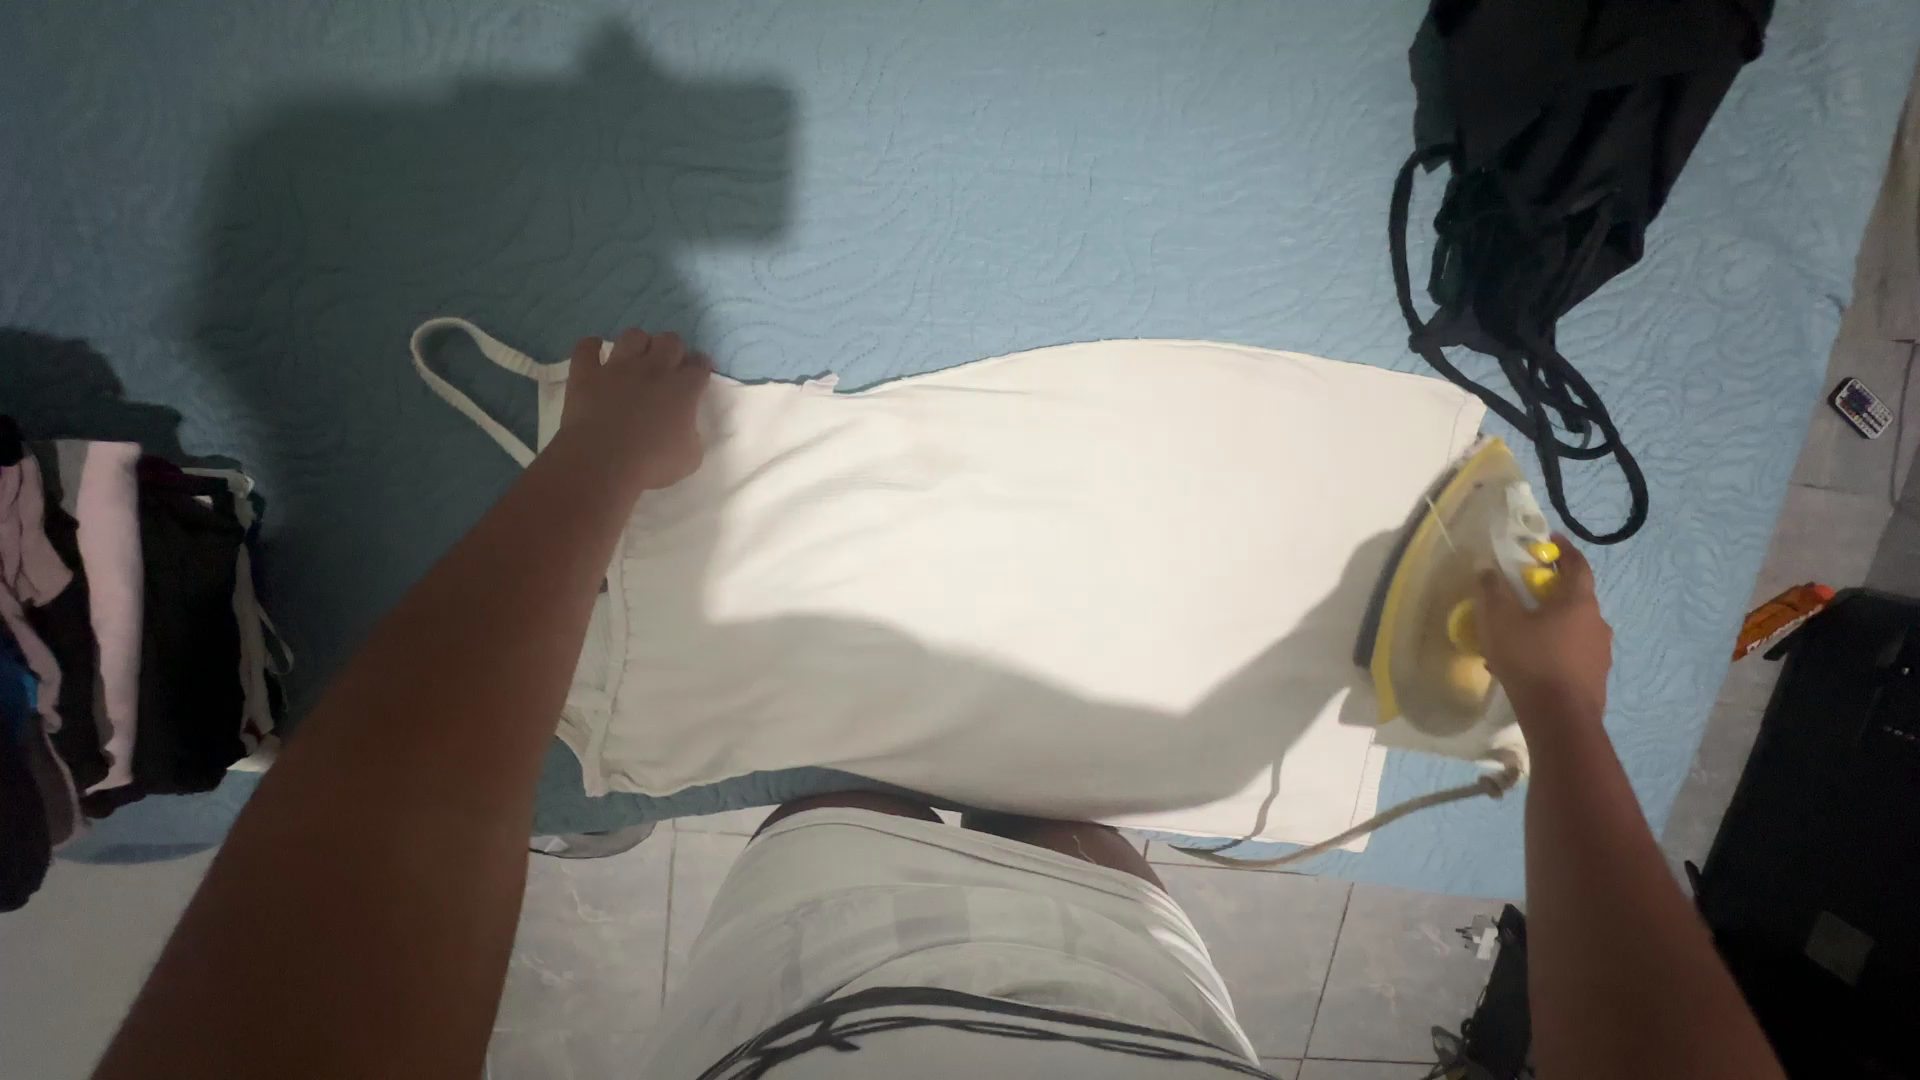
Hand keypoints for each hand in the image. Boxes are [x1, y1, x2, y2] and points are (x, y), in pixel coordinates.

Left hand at [558, 329, 711, 491]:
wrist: (603, 462)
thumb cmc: (653, 464)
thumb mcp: (691, 457)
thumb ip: (692, 435)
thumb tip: (684, 428)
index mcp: (684, 389)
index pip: (700, 366)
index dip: (702, 366)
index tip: (700, 374)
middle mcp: (654, 369)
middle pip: (670, 341)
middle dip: (674, 349)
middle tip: (670, 366)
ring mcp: (618, 368)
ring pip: (633, 336)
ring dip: (639, 343)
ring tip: (637, 359)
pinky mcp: (587, 373)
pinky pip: (586, 348)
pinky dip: (591, 347)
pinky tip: (595, 352)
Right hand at [1475, 535, 1612, 726]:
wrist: (1559, 715)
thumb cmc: (1530, 658)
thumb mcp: (1500, 620)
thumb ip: (1493, 590)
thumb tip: (1486, 565)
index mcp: (1578, 603)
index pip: (1577, 566)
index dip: (1564, 551)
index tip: (1549, 541)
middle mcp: (1597, 622)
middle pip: (1574, 597)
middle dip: (1549, 590)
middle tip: (1522, 590)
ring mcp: (1600, 650)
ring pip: (1571, 626)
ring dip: (1549, 621)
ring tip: (1520, 630)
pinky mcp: (1594, 674)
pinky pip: (1570, 650)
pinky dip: (1551, 646)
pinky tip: (1527, 660)